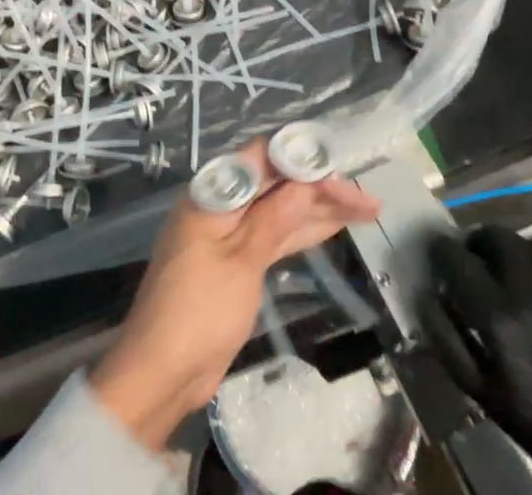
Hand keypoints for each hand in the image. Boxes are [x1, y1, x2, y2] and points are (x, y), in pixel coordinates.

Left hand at [90, 141, 380, 449]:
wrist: (162, 371)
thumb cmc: (199, 312)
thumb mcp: (242, 262)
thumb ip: (273, 220)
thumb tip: (304, 182)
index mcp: (211, 196)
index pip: (260, 159)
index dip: (302, 159)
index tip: (342, 170)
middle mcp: (219, 208)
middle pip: (275, 185)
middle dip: (319, 187)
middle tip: (368, 201)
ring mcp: (226, 237)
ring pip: (279, 212)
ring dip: (318, 210)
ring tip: (366, 210)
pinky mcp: (235, 264)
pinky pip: (273, 237)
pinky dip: (302, 232)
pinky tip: (334, 228)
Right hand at [418, 226, 531, 494]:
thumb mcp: (474, 387)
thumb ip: (443, 336)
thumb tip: (425, 294)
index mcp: (496, 315)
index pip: (456, 258)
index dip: (439, 250)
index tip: (434, 255)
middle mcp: (528, 289)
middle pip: (492, 236)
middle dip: (473, 243)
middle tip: (468, 261)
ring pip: (525, 240)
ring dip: (506, 248)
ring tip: (501, 268)